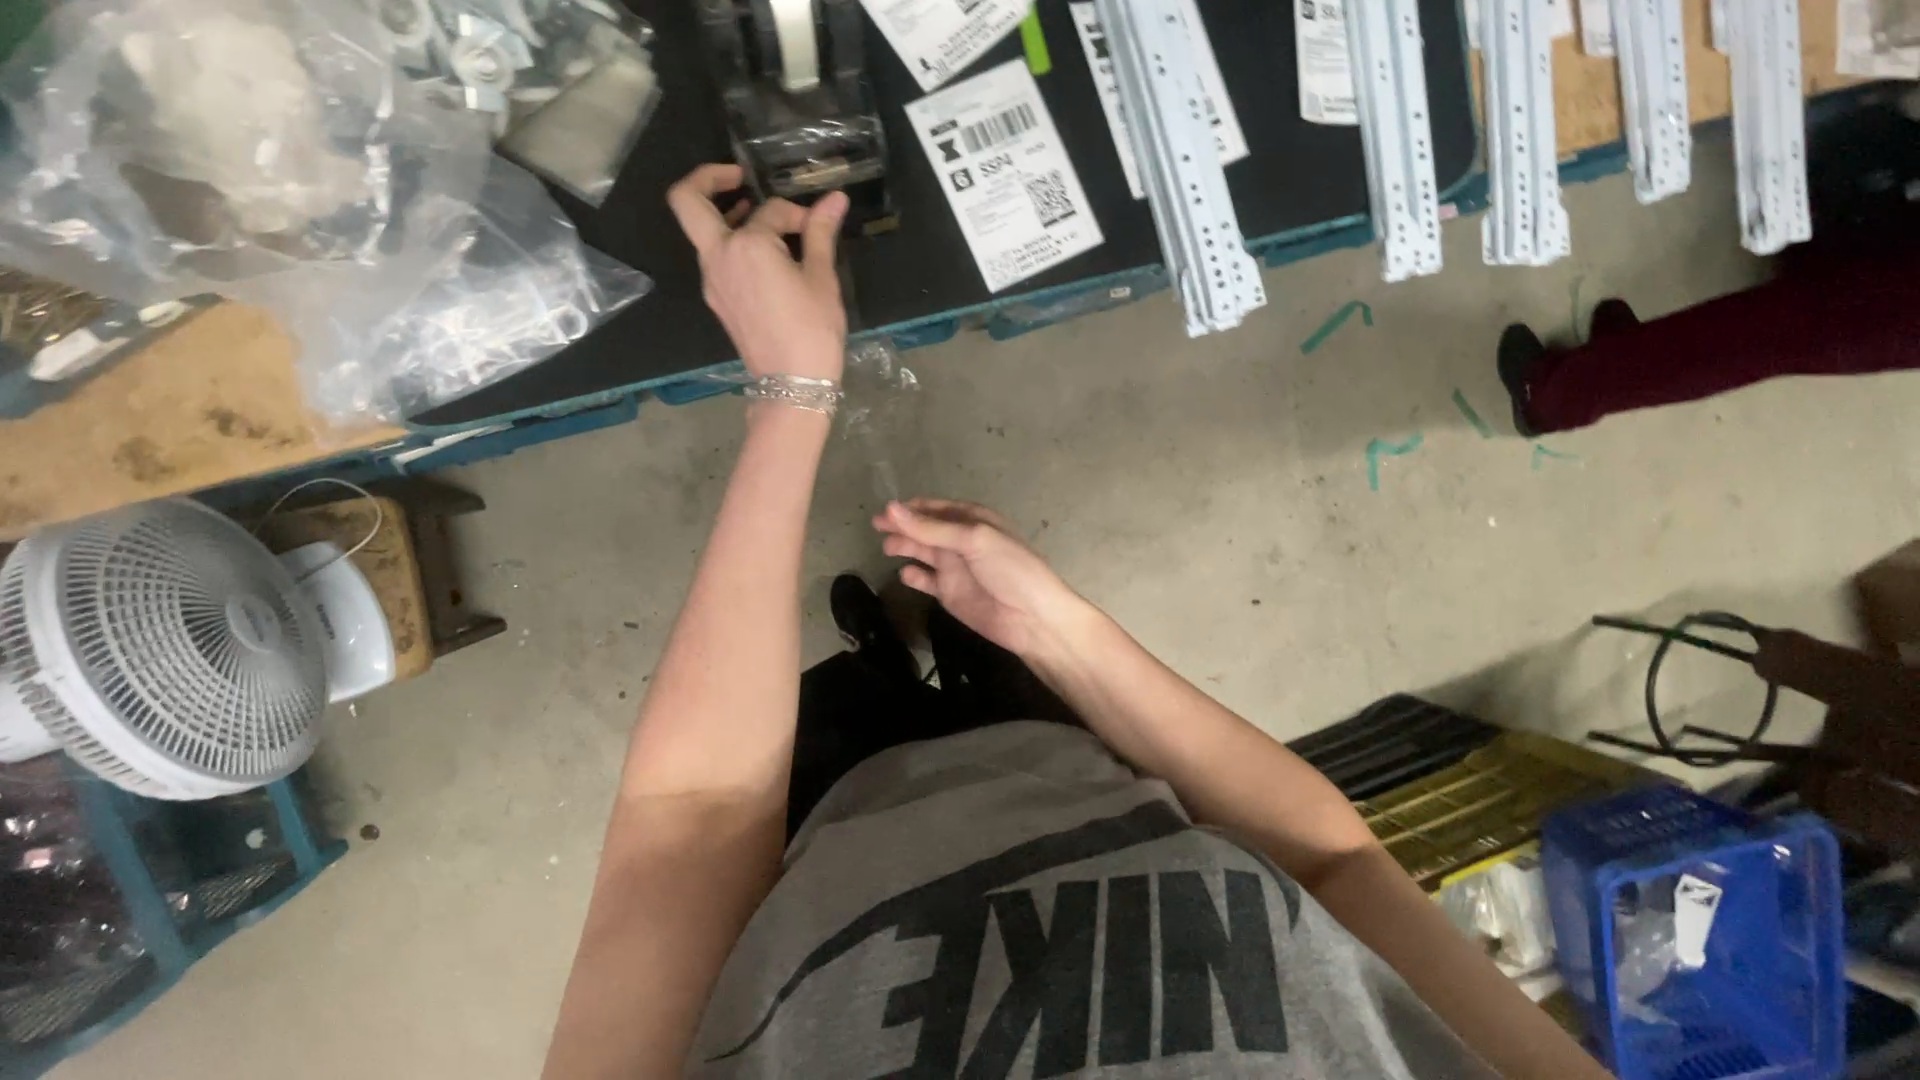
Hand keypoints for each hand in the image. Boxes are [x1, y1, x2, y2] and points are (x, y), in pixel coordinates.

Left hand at [667, 164, 848, 381]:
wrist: (792, 383)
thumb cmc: (812, 331)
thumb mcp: (821, 279)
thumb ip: (820, 233)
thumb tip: (834, 199)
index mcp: (746, 246)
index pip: (770, 211)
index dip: (797, 213)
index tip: (817, 226)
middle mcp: (718, 257)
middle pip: (688, 202)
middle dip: (708, 179)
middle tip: (737, 176)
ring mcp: (712, 280)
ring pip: (702, 232)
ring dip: (724, 216)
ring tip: (758, 218)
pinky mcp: (717, 300)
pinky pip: (715, 258)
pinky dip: (732, 245)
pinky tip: (764, 257)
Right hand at [872, 498, 1092, 660]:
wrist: (1032, 618)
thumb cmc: (1011, 569)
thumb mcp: (973, 540)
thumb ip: (932, 528)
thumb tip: (890, 508)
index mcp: (973, 520)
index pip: (935, 508)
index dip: (910, 508)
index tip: (885, 511)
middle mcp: (961, 540)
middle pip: (924, 529)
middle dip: (902, 526)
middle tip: (876, 527)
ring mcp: (954, 568)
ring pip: (921, 552)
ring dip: (904, 547)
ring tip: (888, 548)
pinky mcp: (949, 593)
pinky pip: (925, 580)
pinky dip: (913, 576)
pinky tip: (905, 574)